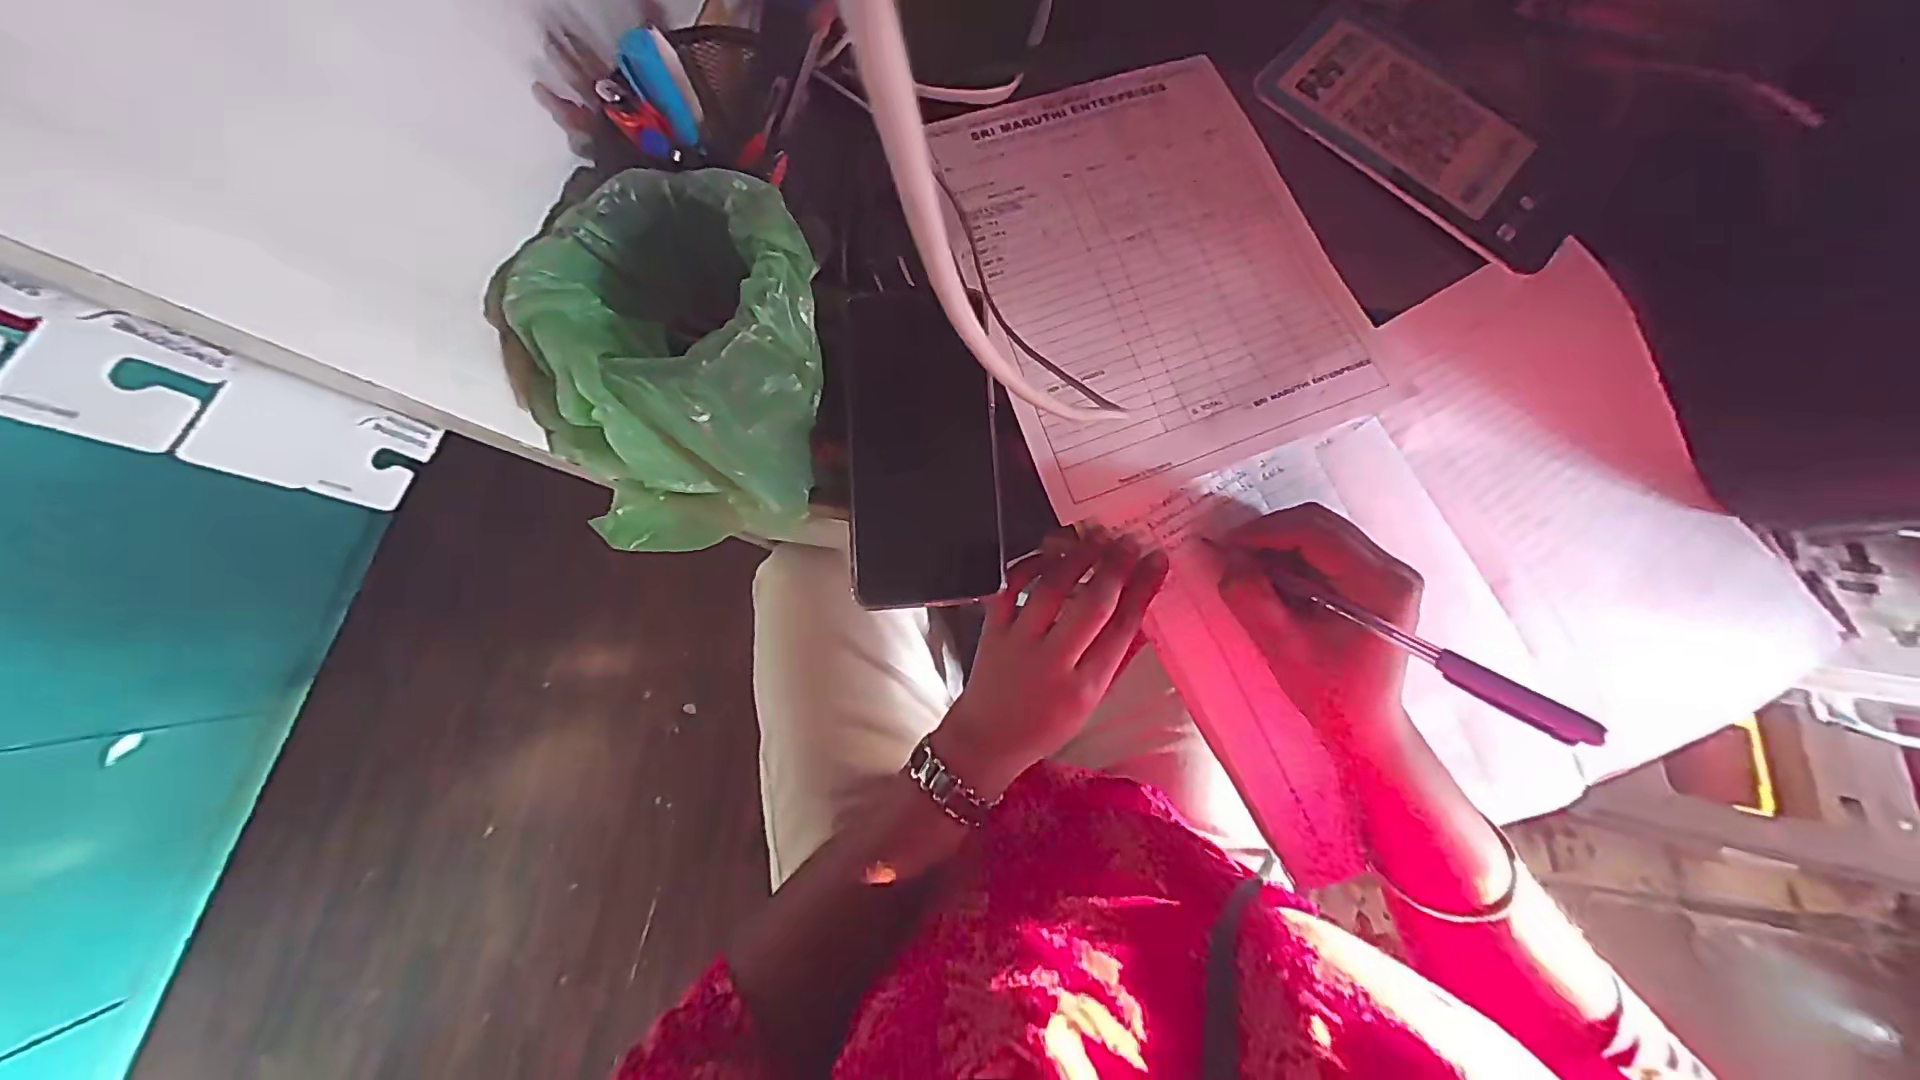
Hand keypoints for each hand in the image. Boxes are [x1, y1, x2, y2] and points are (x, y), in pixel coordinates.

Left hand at [932, 531, 1169, 797]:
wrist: (986, 738)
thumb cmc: (1045, 724)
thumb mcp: (1091, 702)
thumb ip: (1117, 659)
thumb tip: (1142, 613)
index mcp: (1084, 687)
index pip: (1121, 629)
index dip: (1142, 589)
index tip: (1156, 561)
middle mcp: (1052, 663)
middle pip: (1091, 606)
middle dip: (1114, 568)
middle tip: (1129, 540)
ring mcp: (1018, 644)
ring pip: (1050, 590)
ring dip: (1076, 558)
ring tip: (1096, 537)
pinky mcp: (991, 631)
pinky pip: (1009, 588)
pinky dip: (1028, 565)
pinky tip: (1048, 551)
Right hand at [1216, 503, 1422, 743]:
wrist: (1362, 722)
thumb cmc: (1328, 693)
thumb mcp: (1281, 647)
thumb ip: (1252, 599)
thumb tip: (1229, 559)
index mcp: (1381, 585)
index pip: (1317, 533)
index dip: (1265, 532)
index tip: (1226, 544)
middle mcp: (1392, 569)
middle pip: (1320, 524)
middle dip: (1269, 534)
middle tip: (1230, 553)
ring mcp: (1385, 571)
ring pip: (1320, 532)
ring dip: (1277, 544)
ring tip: (1247, 568)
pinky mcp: (1371, 578)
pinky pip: (1323, 549)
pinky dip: (1289, 555)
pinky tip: (1270, 578)